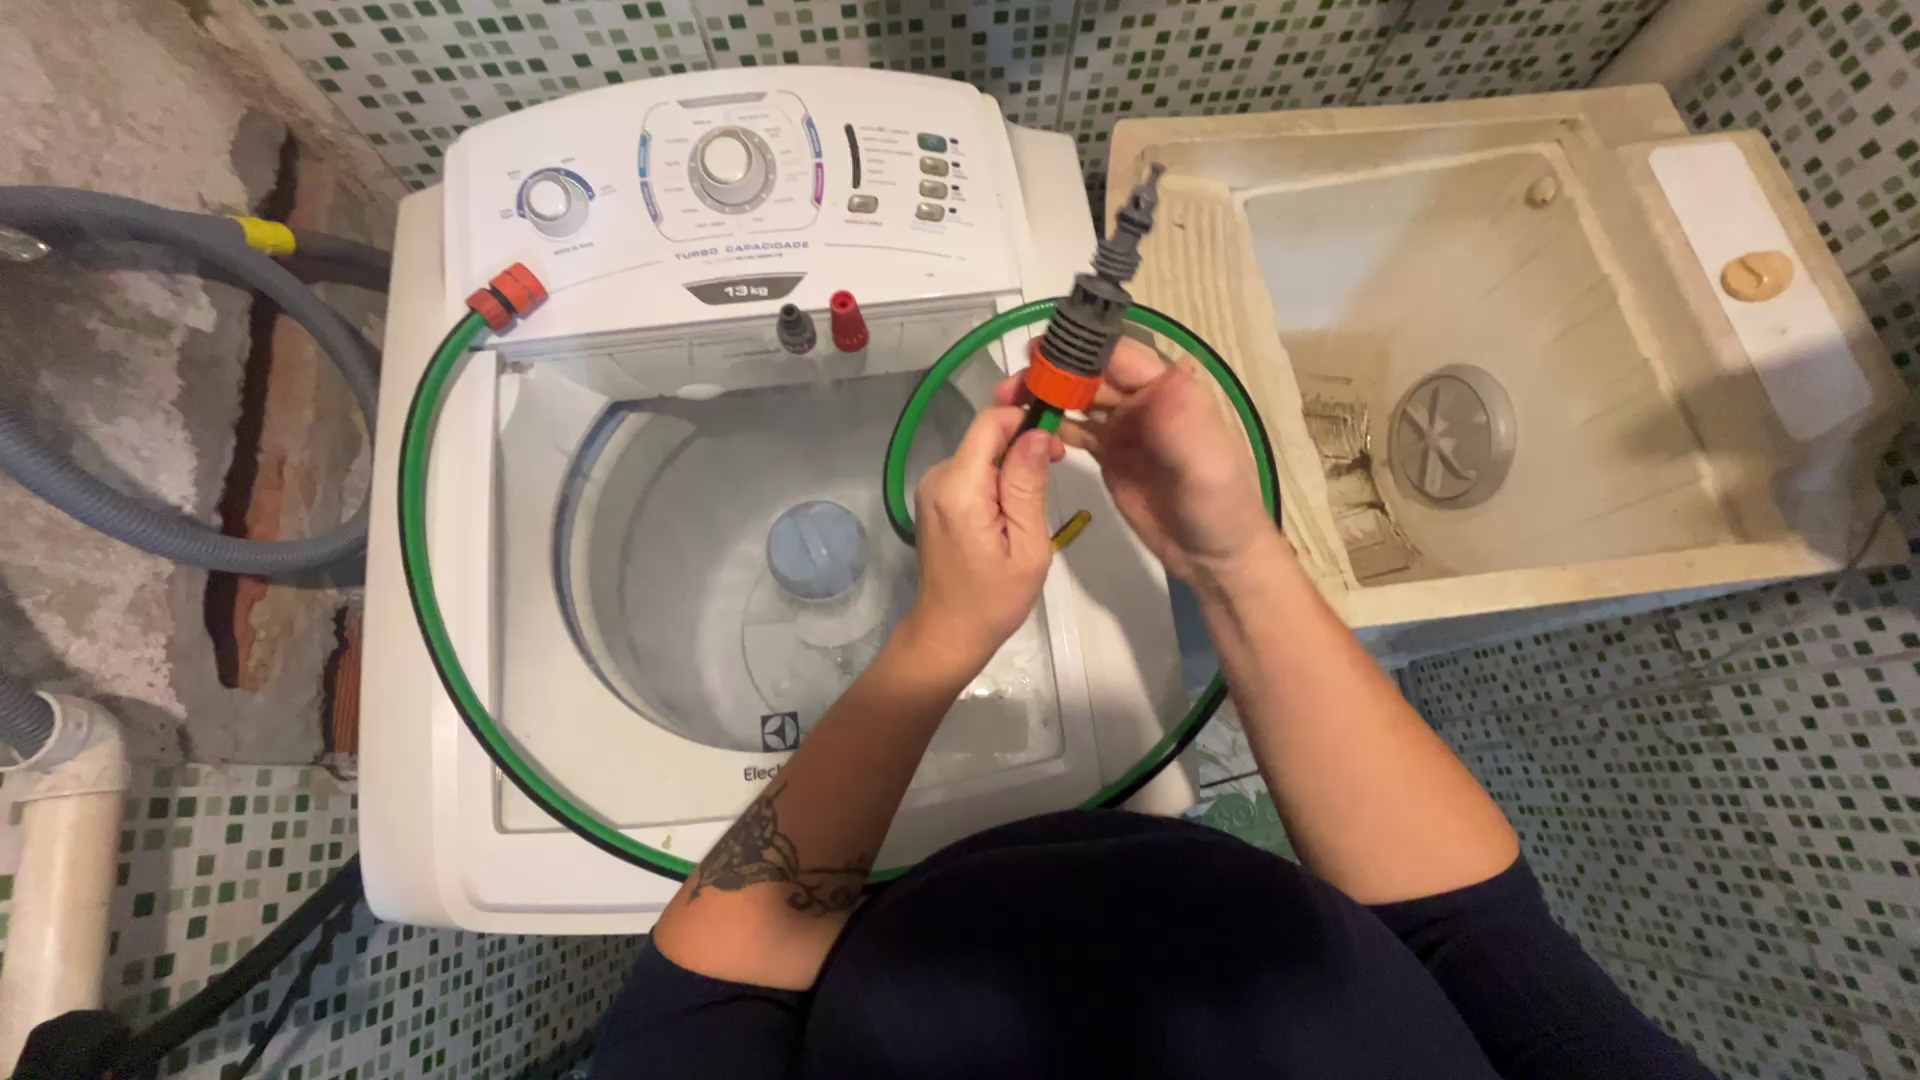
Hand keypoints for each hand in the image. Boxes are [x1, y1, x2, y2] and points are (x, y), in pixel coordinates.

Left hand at [900, 405, 1064, 672]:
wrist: (948, 632)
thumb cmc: (993, 599)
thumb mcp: (1027, 546)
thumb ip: (1028, 485)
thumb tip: (1037, 433)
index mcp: (959, 488)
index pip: (989, 423)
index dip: (1024, 414)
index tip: (1057, 432)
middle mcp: (938, 478)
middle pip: (985, 436)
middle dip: (1023, 440)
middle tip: (1058, 464)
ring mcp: (931, 488)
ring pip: (980, 453)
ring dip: (1011, 461)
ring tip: (1038, 492)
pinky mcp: (934, 499)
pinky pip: (970, 472)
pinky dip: (995, 477)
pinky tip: (1014, 504)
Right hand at [996, 338, 1272, 582]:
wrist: (1213, 556)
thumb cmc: (1219, 509)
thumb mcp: (1207, 466)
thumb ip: (1184, 422)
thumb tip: (1170, 369)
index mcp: (1171, 391)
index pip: (1120, 359)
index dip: (1081, 352)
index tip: (1040, 351)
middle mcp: (1145, 401)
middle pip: (1092, 375)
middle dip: (1053, 373)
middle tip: (1013, 382)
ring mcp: (1125, 428)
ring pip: (1080, 400)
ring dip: (1047, 397)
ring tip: (1009, 401)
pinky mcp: (1110, 454)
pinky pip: (1077, 431)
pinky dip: (1053, 427)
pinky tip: (1028, 430)